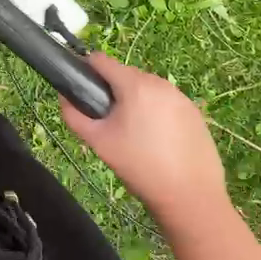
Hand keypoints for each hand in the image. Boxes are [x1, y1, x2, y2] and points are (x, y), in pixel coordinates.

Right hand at [61, 52, 229, 224]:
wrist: (192, 199)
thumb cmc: (140, 168)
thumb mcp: (99, 143)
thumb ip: (74, 116)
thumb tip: (64, 97)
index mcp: (134, 85)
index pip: (101, 60)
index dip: (87, 71)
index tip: (86, 93)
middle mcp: (159, 83)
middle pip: (125, 74)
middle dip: (114, 91)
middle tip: (112, 122)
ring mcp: (181, 97)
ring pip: (147, 88)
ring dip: (136, 101)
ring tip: (136, 134)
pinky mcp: (196, 113)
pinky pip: (167, 103)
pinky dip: (158, 113)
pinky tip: (159, 141)